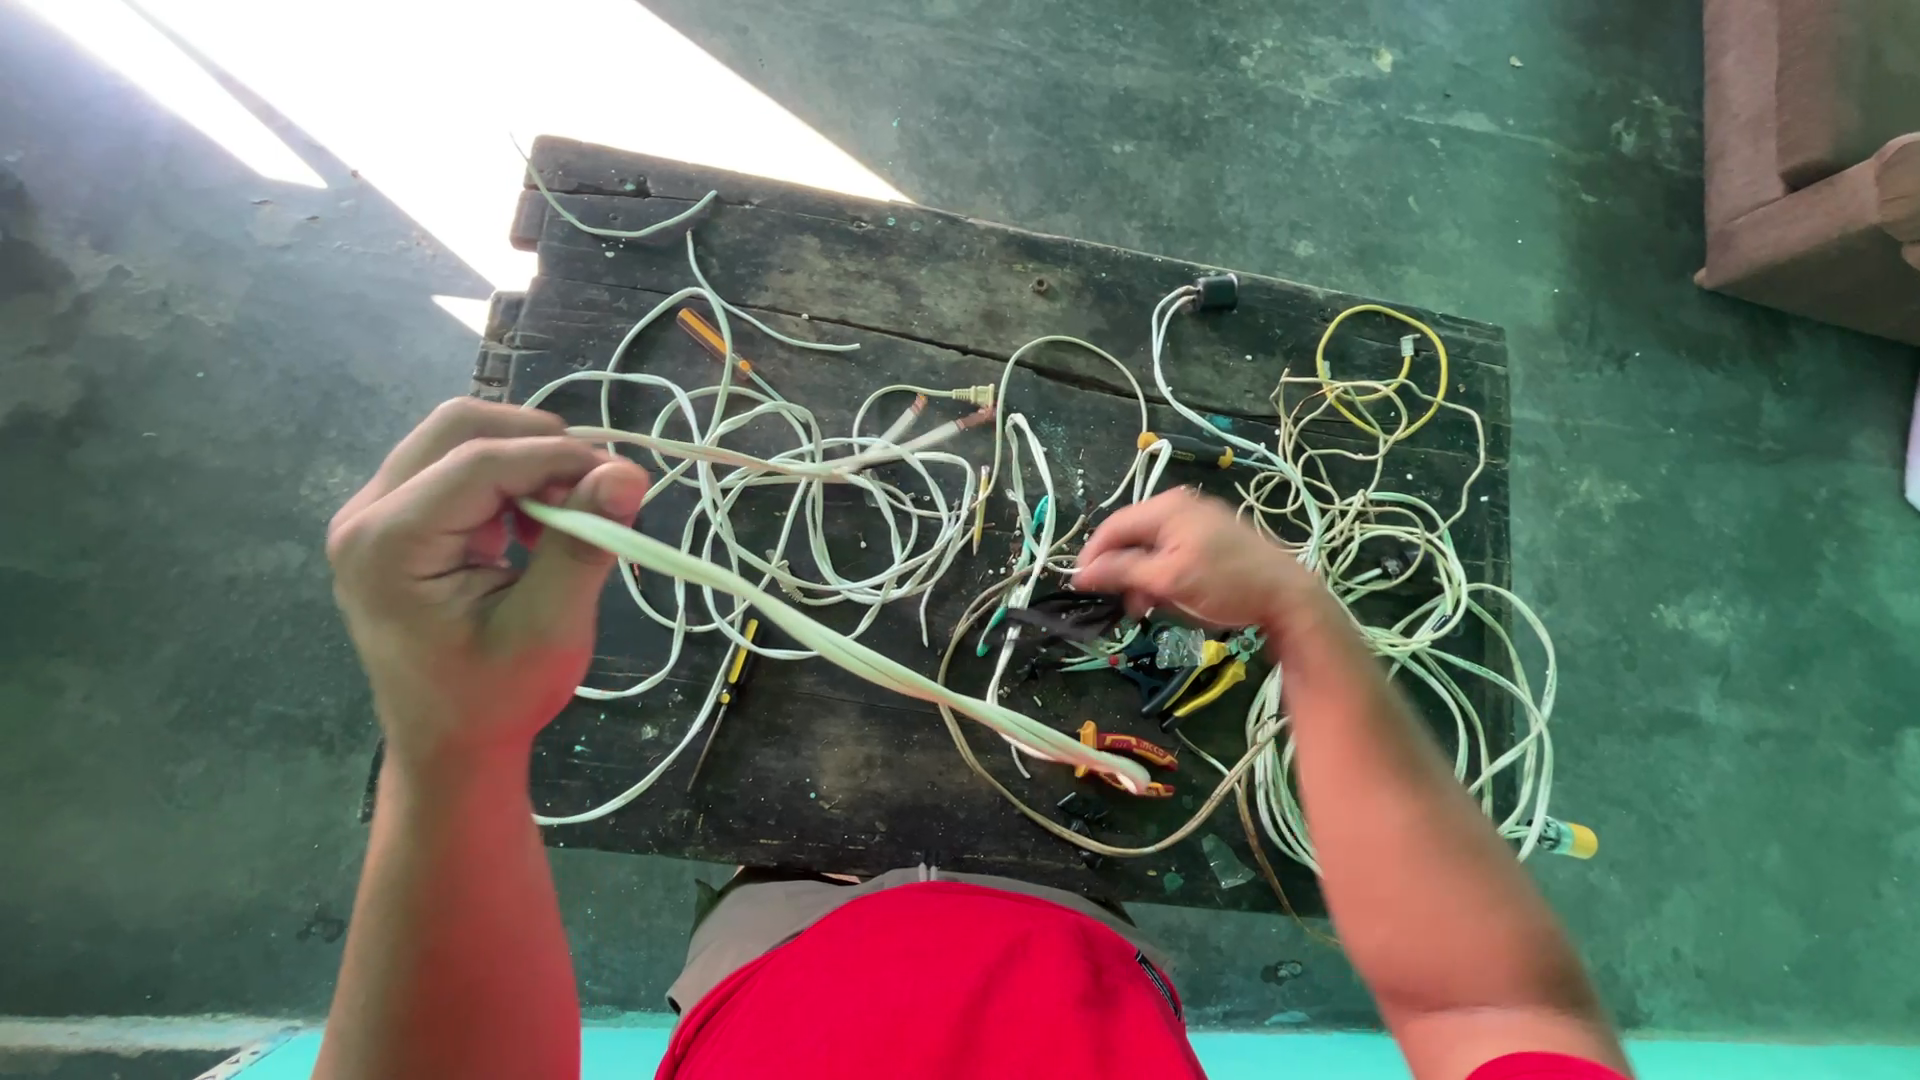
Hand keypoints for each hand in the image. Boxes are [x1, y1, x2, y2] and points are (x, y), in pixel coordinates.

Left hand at [326, 398, 649, 768]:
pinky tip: (539, 525)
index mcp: (389, 543)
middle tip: (598, 485)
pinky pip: (461, 468)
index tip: (626, 479)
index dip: (560, 458)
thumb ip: (584, 546)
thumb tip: (629, 474)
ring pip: (460, 438)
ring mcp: (378, 515)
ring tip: (572, 511)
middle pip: (458, 427)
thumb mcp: (550, 627)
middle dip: (540, 443)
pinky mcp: (401, 523)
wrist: (450, 745)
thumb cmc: (497, 697)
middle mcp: (368, 514)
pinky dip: (514, 480)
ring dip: (529, 460)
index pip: (479, 461)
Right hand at [1074, 488, 1318, 627]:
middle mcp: (1179, 507)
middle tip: (1122, 604)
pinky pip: (1170, 555)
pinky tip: (1167, 600)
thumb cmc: (1225, 584)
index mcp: (1166, 507)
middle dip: (1122, 573)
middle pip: (1131, 538)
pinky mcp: (1208, 539)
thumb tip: (1080, 573)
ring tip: (1147, 608)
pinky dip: (1162, 577)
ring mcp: (1196, 522)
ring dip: (1142, 580)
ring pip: (1150, 550)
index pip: (1112, 527)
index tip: (1080, 586)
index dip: (1092, 557)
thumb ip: (1121, 572)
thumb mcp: (1167, 580)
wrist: (1287, 596)